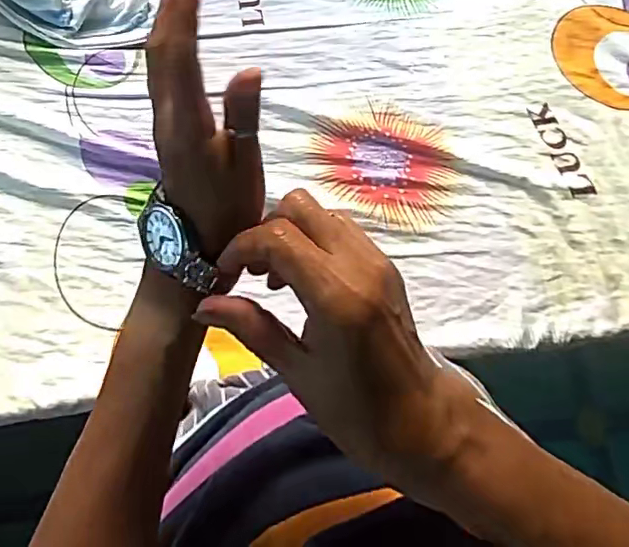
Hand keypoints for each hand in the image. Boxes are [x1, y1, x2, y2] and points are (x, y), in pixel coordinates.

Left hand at [145, 0, 264, 260]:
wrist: (194, 246)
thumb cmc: (226, 208)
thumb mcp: (244, 166)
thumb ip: (244, 117)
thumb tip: (249, 68)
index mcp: (186, 122)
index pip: (179, 58)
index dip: (183, 16)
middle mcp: (166, 116)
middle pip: (161, 53)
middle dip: (170, 10)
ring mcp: (162, 120)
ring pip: (157, 62)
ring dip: (165, 24)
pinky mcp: (167, 125)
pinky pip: (163, 74)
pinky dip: (168, 45)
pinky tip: (175, 37)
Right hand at [193, 190, 486, 491]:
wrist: (425, 422)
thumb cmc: (357, 412)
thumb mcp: (298, 373)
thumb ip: (252, 327)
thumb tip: (203, 304)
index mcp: (336, 294)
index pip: (277, 237)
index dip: (241, 247)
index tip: (223, 273)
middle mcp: (359, 263)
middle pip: (300, 205)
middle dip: (265, 229)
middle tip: (250, 270)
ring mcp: (376, 257)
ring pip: (321, 211)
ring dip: (290, 231)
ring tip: (276, 278)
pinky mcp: (384, 261)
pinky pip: (341, 228)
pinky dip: (314, 239)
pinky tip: (305, 278)